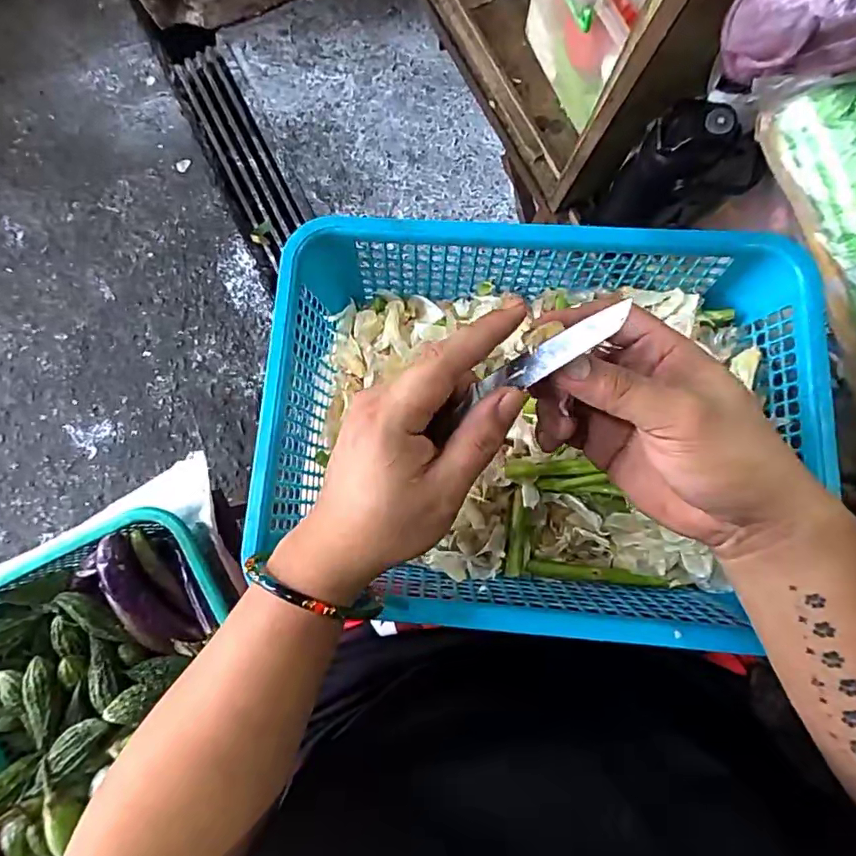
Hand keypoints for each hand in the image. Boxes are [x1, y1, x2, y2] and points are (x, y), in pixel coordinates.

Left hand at [274, 299, 530, 603]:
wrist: (336, 547)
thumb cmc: (390, 526)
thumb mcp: (446, 489)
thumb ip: (480, 437)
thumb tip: (513, 392)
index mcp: (393, 413)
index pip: (446, 359)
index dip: (485, 332)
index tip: (519, 308)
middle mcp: (376, 397)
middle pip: (440, 372)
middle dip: (470, 395)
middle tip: (477, 440)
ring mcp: (368, 404)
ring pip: (429, 387)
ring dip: (452, 411)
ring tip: (444, 460)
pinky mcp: (367, 415)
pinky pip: (414, 400)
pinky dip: (435, 417)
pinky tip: (430, 454)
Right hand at [531, 297, 839, 561]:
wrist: (745, 522)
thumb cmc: (731, 455)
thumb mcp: (680, 416)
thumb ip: (621, 389)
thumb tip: (563, 363)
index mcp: (661, 353)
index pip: (611, 318)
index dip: (575, 320)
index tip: (539, 335)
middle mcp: (633, 375)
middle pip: (578, 353)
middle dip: (552, 365)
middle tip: (532, 385)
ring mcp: (615, 410)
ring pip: (566, 389)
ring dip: (550, 400)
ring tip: (557, 425)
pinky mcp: (602, 443)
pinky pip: (566, 424)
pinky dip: (552, 428)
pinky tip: (553, 442)